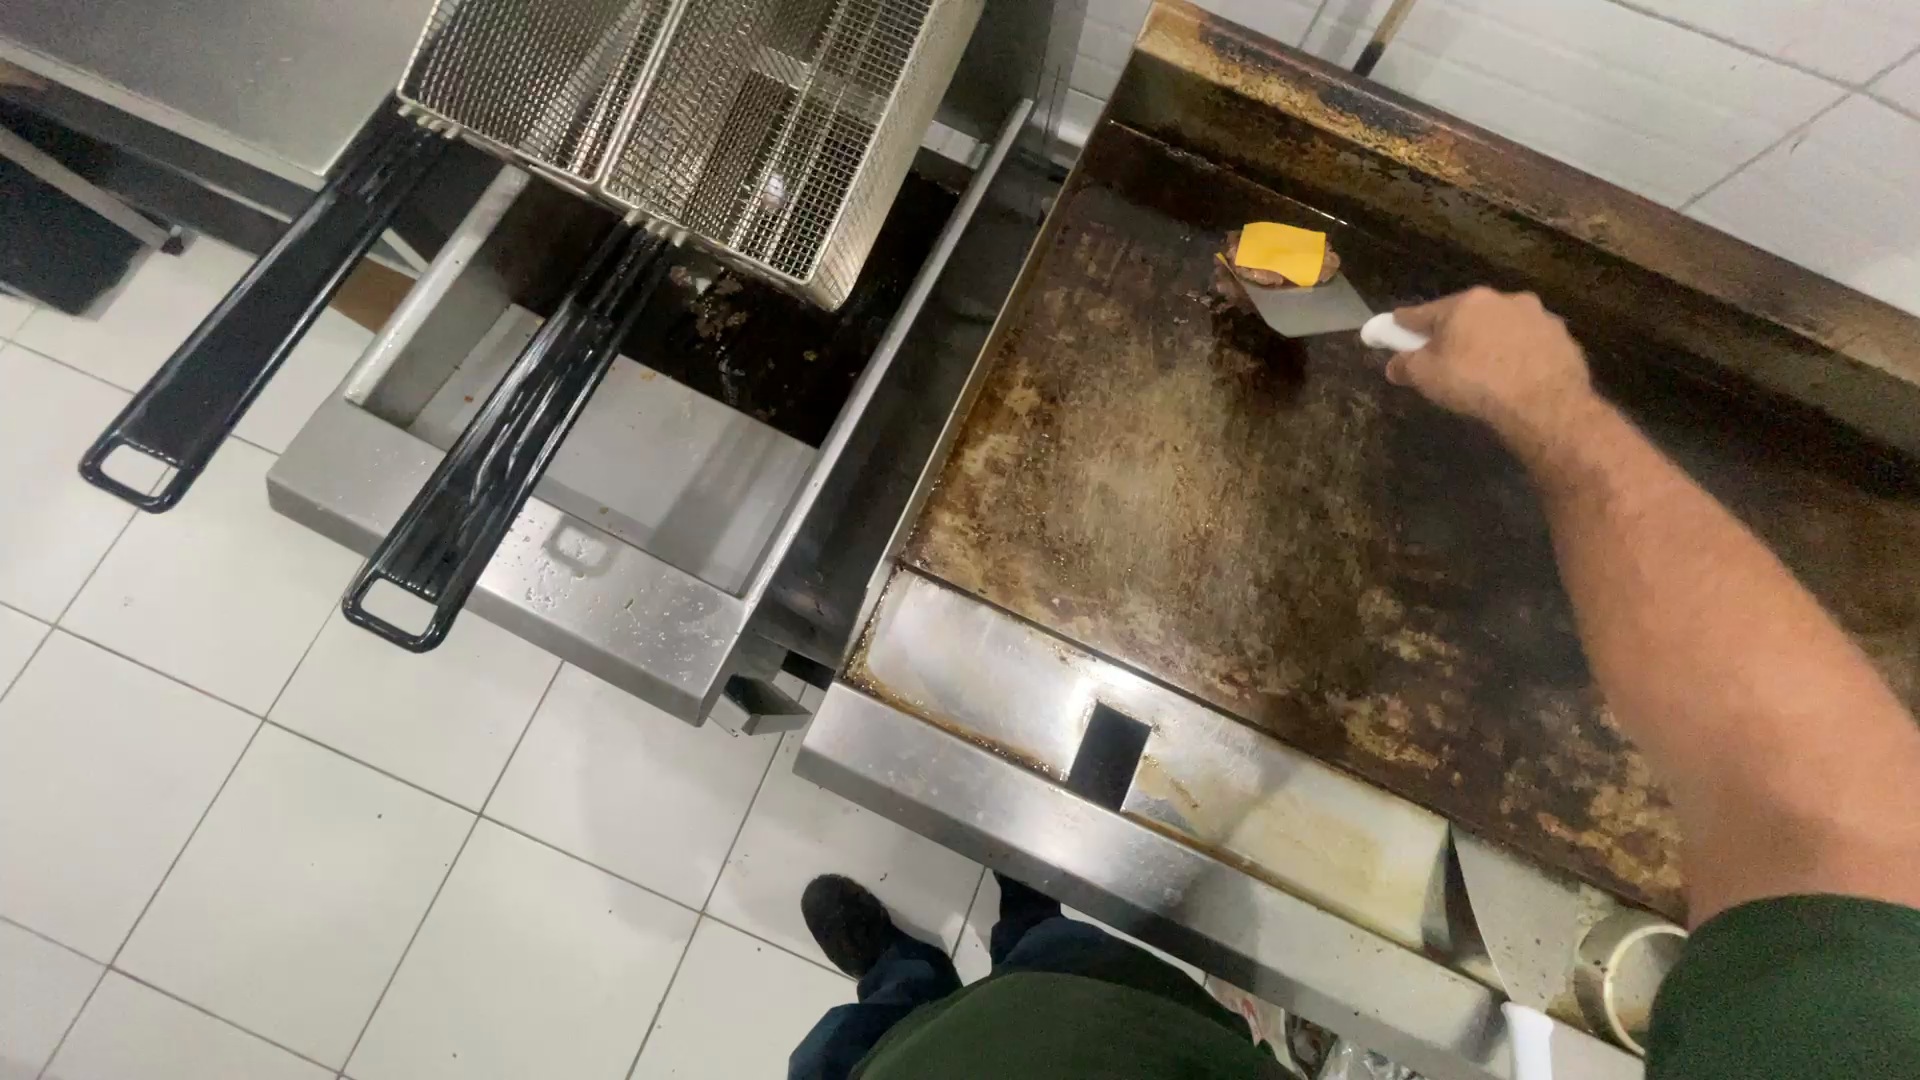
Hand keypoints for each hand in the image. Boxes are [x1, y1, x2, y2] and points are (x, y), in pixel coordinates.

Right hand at [1384, 288, 1594, 442]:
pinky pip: (1525, 342)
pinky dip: (1513, 354)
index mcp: (1465, 304)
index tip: (1392, 329)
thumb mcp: (1423, 376)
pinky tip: (1509, 377)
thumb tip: (1395, 364)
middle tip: (1440, 358)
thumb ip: (1404, 365)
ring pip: (1498, 327)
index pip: (1421, 312)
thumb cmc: (1474, 382)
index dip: (1402, 324)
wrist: (1543, 402)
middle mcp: (1502, 300)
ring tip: (1480, 371)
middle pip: (1463, 316)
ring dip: (1485, 341)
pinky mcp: (1560, 336)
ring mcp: (1537, 315)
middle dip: (1450, 333)